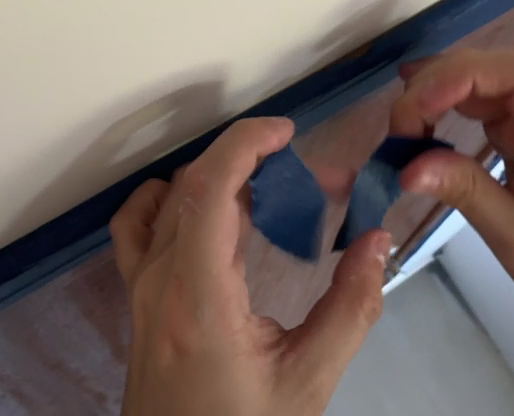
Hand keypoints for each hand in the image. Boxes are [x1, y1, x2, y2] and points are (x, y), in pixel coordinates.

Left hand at [109, 117, 389, 415]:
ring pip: (168, 198)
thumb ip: (350, 308)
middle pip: (192, 184)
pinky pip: (138, 225)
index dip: (246, 142)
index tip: (287, 131)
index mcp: (197, 293)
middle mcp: (157, 277)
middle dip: (249, 160)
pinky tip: (207, 213)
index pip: (208, 187)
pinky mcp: (136, 296)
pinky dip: (172, 199)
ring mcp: (139, 286)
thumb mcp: (308, 382)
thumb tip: (377, 241)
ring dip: (215, 176)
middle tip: (303, 176)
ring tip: (264, 190)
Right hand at [391, 47, 513, 415]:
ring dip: (438, 93)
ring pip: (485, 83)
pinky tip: (421, 115)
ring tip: (402, 124)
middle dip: (438, 84)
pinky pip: (485, 108)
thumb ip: (468, 194)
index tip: (415, 106)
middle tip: (397, 128)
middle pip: (495, 70)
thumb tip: (405, 165)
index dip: (461, 74)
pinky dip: (448, 107)